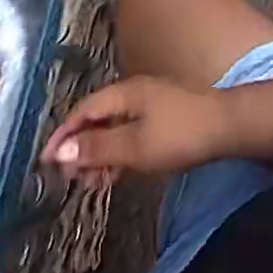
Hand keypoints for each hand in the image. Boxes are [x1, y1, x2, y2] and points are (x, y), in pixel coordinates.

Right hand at [44, 76, 229, 183]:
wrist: (227, 126)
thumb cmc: (179, 134)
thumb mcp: (134, 146)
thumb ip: (97, 147)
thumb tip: (59, 150)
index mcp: (125, 92)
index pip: (84, 109)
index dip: (63, 133)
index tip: (46, 161)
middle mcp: (135, 91)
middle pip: (98, 116)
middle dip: (81, 145)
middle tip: (72, 177)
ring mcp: (152, 101)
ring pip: (115, 125)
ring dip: (100, 151)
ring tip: (94, 180)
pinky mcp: (164, 114)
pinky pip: (131, 130)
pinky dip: (119, 149)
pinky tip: (118, 171)